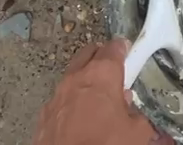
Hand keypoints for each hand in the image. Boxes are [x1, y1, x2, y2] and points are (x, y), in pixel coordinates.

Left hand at [31, 38, 170, 144]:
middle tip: (112, 73)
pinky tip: (77, 117)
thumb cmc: (104, 144)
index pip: (115, 47)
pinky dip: (69, 102)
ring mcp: (57, 95)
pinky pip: (60, 99)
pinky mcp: (44, 115)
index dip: (124, 50)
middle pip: (90, 53)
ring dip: (84, 80)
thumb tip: (136, 117)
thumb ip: (137, 115)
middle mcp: (78, 77)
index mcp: (103, 73)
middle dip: (101, 58)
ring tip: (95, 98)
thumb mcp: (136, 132)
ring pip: (73, 75)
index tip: (129, 55)